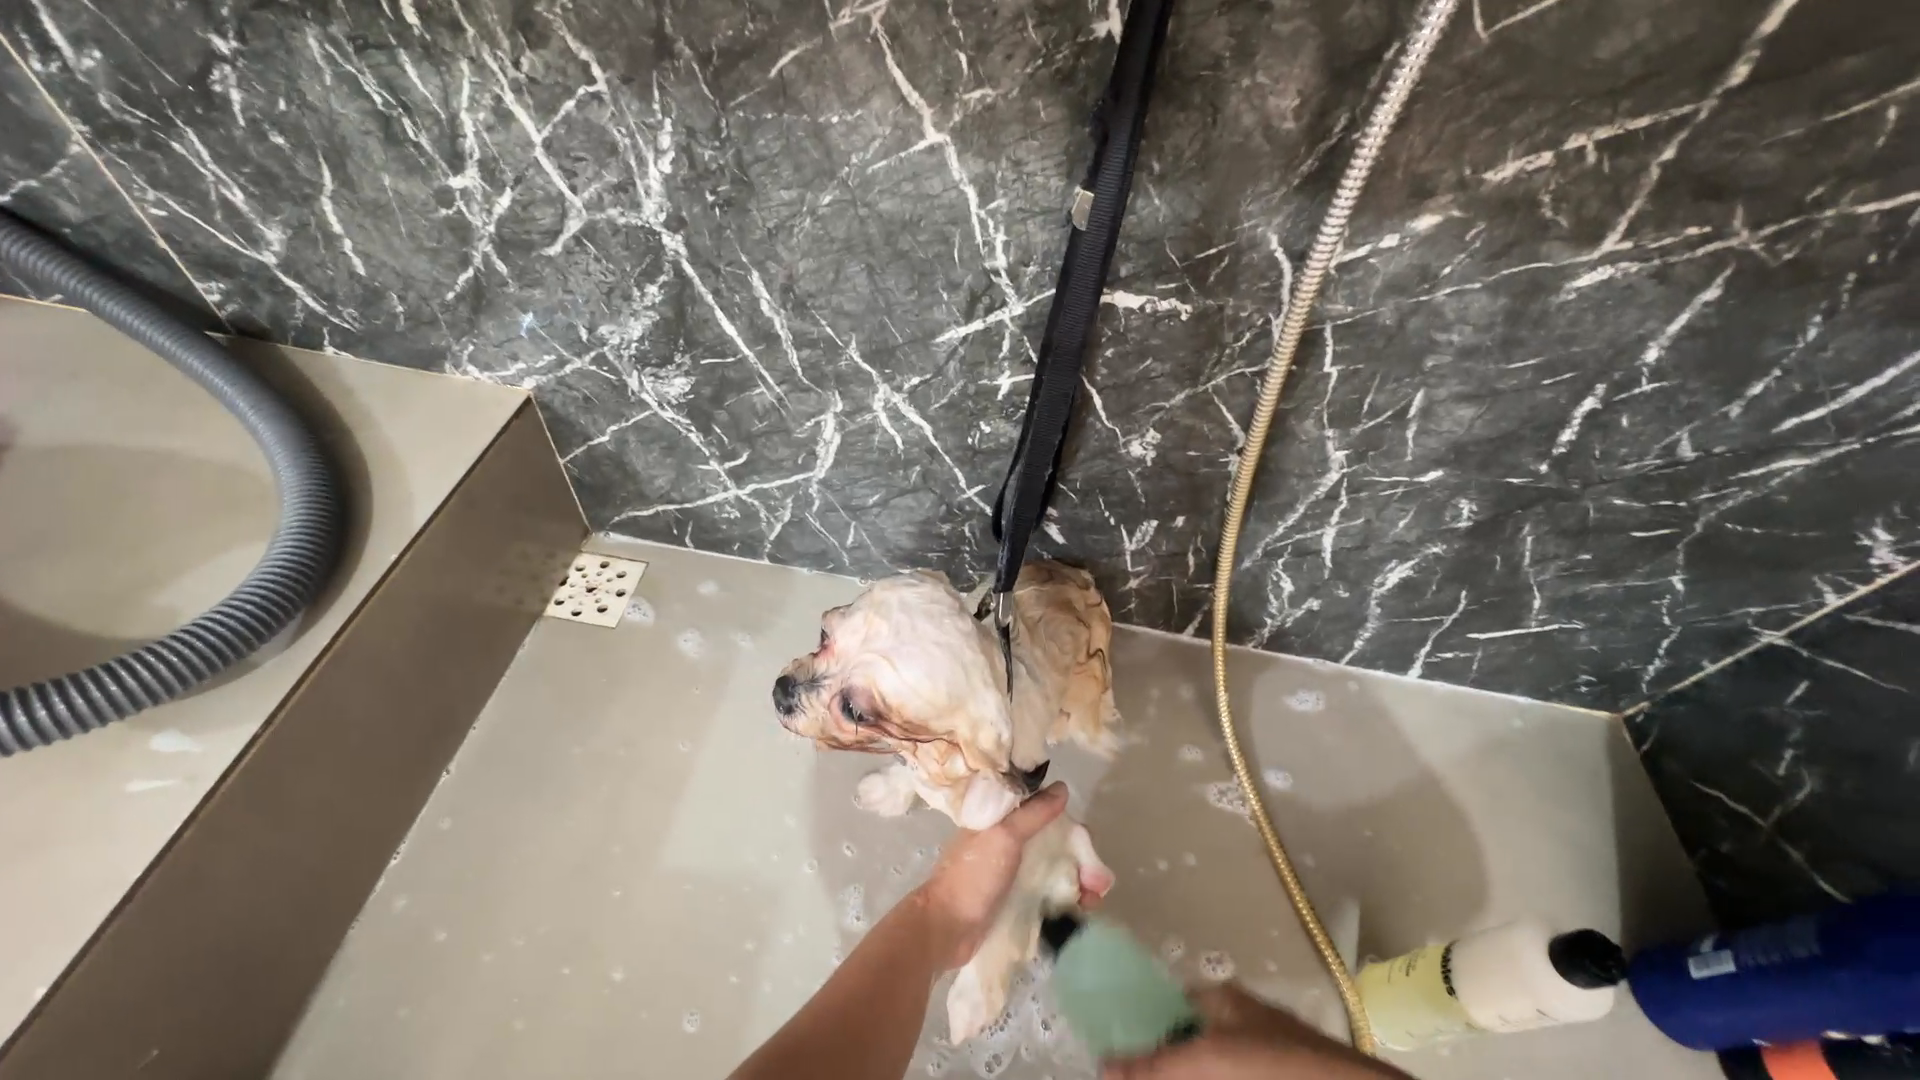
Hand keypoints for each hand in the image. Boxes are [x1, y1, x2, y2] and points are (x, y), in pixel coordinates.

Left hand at [909, 782, 1088, 968]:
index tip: (1085, 840)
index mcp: (1002, 820)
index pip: (1044, 811)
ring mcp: (1014, 872)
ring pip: (1056, 868)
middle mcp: (1010, 842)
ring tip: (1094, 900)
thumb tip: (1062, 787)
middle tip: (1098, 881)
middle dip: (1081, 858)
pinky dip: (1069, 898)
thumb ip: (1033, 812)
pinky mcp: (1017, 899)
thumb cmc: (973, 876)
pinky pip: (1050, 892)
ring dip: (1080, 881)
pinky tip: (1083, 910)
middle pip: (1056, 842)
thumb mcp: (1004, 837)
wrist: (946, 928)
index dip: (1069, 823)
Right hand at [1105, 983, 1410, 1079]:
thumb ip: (1152, 1064)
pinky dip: (1206, 1077)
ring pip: (1207, 1066)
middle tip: (1128, 1078)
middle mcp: (1237, 1025)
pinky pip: (1224, 1074)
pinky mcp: (1271, 1076)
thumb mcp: (1206, 1062)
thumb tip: (1102, 1066)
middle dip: (1156, 1064)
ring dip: (1178, 1073)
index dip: (1138, 1028)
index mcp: (1221, 1001)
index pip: (1165, 1005)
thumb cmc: (1274, 1067)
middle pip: (1183, 1044)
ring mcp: (1257, 1060)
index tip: (1112, 1053)